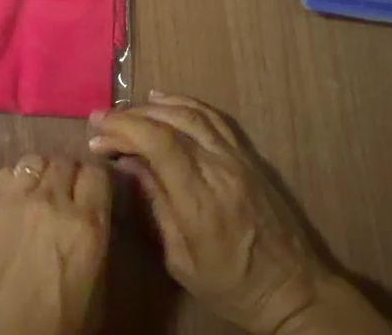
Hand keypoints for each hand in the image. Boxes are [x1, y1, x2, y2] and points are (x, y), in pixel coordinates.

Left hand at [0, 154, 110, 334]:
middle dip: (71, 175)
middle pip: (66, 161)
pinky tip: (17, 200)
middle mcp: (53, 201)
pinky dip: (17, 179)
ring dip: (44, 172)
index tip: (97, 196)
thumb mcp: (94, 297)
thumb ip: (98, 248)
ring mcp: (17, 198)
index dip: (98, 183)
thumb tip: (98, 224)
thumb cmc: (52, 328)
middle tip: (70, 197)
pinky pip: (8, 172)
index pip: (98, 174)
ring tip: (43, 194)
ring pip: (37, 160)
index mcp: (87, 226)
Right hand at [90, 93, 385, 334]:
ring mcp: (238, 158)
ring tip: (126, 110)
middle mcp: (220, 169)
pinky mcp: (250, 156)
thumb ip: (155, 207)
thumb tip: (127, 165)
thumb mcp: (181, 260)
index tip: (96, 132)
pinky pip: (215, 118)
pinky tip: (164, 101)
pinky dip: (185, 103)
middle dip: (131, 116)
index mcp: (200, 200)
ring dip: (155, 106)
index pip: (158, 143)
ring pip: (193, 113)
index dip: (123, 129)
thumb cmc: (231, 285)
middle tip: (102, 121)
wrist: (295, 291)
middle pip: (171, 122)